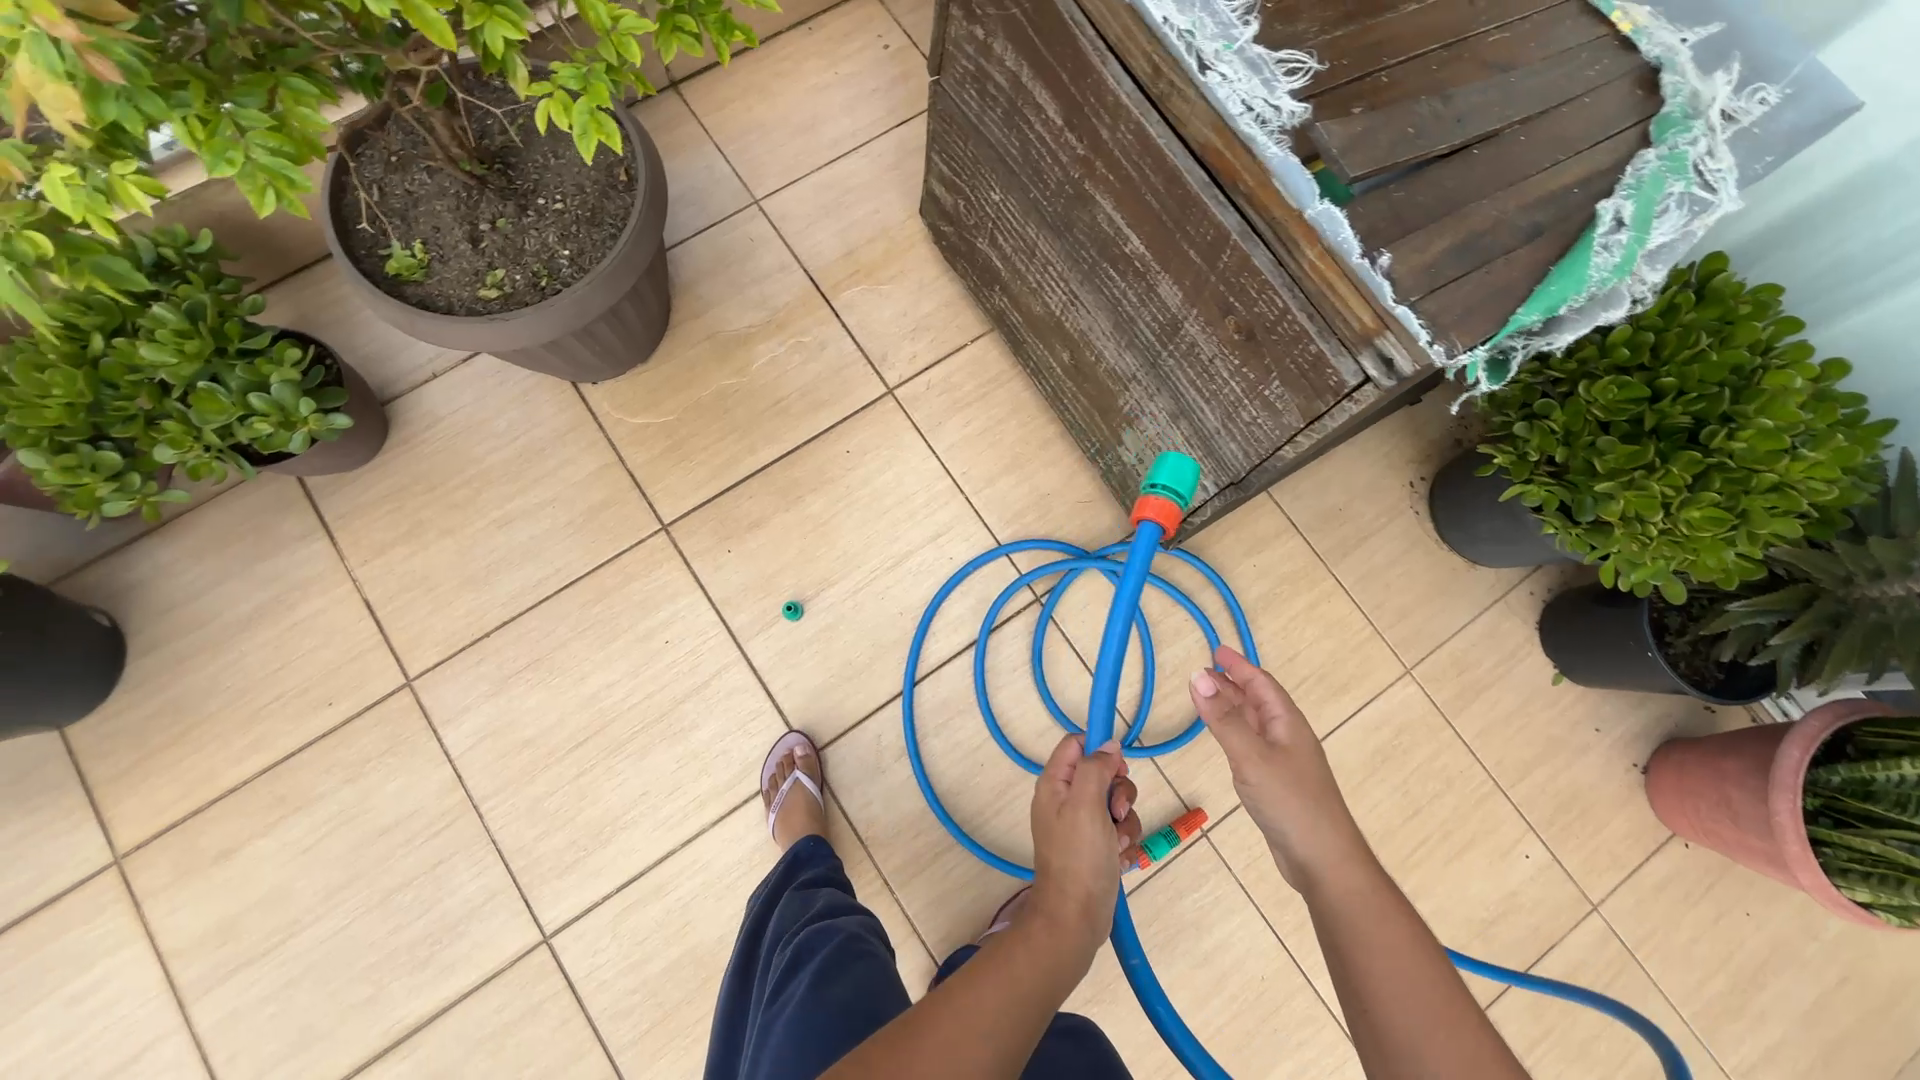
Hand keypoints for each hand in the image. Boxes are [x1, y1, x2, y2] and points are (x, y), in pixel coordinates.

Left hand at [1028, 735, 1143, 961]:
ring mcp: (1082, 825)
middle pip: (1102, 773)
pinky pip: (1120, 831)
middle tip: (1115, 813)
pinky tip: (1120, 860)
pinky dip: (1125, 844)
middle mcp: (1066, 800)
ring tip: (1117, 845)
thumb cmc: (1078, 857)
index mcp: (1055, 784)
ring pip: (1116, 804)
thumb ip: (1095, 768)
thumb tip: (1108, 744)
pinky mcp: (1097, 847)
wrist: (1076, 917)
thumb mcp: (1085, 804)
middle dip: (1119, 792)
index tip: (1118, 766)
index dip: (1099, 748)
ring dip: (1125, 823)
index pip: (1075, 744)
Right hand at [1189, 645, 1369, 890]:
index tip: (1215, 651)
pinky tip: (1223, 739)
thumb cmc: (1290, 802)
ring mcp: (1283, 761)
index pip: (1261, 684)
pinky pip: (1251, 745)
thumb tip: (1198, 676)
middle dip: (1231, 684)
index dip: (1239, 666)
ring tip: (1204, 699)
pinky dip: (1233, 733)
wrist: (1322, 858)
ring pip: (1254, 724)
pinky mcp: (1276, 783)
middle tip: (1201, 673)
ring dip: (1231, 708)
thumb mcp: (1251, 757)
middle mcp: (1287, 737)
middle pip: (1257, 701)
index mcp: (1287, 723)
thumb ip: (1223, 719)